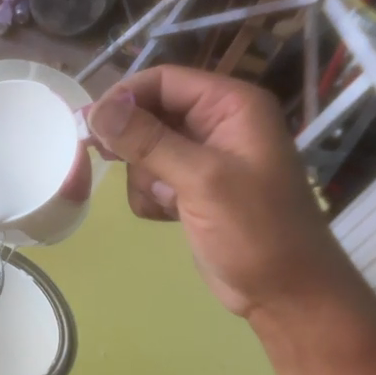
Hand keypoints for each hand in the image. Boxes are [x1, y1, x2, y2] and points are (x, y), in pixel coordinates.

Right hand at [83, 66, 357, 318]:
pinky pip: (150, 179)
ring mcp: (204, 159)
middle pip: (150, 113)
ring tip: (165, 201)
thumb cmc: (257, 231)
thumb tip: (97, 110)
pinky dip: (149, 197)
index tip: (91, 126)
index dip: (125, 97)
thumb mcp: (202, 180)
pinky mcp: (192, 191)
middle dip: (131, 142)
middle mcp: (217, 125)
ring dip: (142, 176)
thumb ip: (149, 141)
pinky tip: (168, 216)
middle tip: (111, 163)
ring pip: (144, 149)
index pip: (164, 80)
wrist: (284, 293)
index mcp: (232, 107)